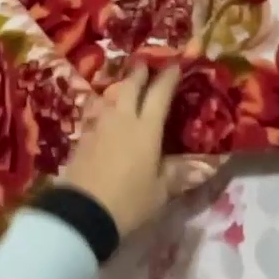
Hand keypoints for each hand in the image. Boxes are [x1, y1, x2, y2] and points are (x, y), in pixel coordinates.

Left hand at [58, 66, 182, 236]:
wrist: (82, 213)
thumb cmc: (128, 202)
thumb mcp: (159, 193)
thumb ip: (174, 175)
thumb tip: (197, 167)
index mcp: (147, 129)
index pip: (160, 94)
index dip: (168, 78)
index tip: (175, 65)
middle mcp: (123, 119)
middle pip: (130, 86)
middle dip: (139, 73)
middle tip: (145, 65)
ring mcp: (99, 126)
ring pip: (110, 97)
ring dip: (119, 89)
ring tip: (124, 89)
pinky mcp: (81, 138)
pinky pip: (96, 114)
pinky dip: (104, 110)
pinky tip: (105, 116)